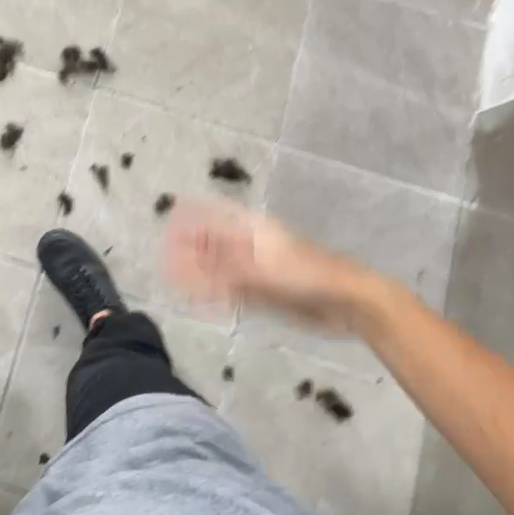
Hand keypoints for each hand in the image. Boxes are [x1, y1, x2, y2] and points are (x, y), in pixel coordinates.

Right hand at [162, 196, 395, 333]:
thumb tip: (185, 259)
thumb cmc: (309, 275)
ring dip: (199, 273)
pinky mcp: (266, 294)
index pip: (215, 213)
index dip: (192, 212)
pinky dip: (215, 294)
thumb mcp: (262, 269)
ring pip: (221, 269)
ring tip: (173, 278)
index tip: (169, 213)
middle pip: (214, 243)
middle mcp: (253, 246)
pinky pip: (232, 291)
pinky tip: (200, 300)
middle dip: (190, 247)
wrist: (351, 301)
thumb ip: (222, 267)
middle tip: (162, 255)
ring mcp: (259, 270)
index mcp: (254, 229)